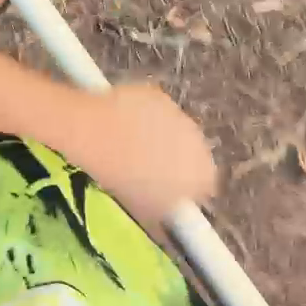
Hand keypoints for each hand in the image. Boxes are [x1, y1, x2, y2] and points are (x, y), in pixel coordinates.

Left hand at [82, 83, 217, 226]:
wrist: (100, 137)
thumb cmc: (125, 182)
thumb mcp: (150, 211)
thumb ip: (169, 209)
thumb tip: (169, 207)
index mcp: (203, 174)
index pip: (206, 184)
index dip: (188, 188)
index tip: (171, 192)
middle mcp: (199, 141)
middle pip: (194, 152)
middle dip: (178, 159)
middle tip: (151, 169)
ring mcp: (179, 113)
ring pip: (176, 129)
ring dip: (163, 136)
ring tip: (134, 145)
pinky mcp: (158, 94)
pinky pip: (157, 109)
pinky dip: (146, 116)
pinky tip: (125, 124)